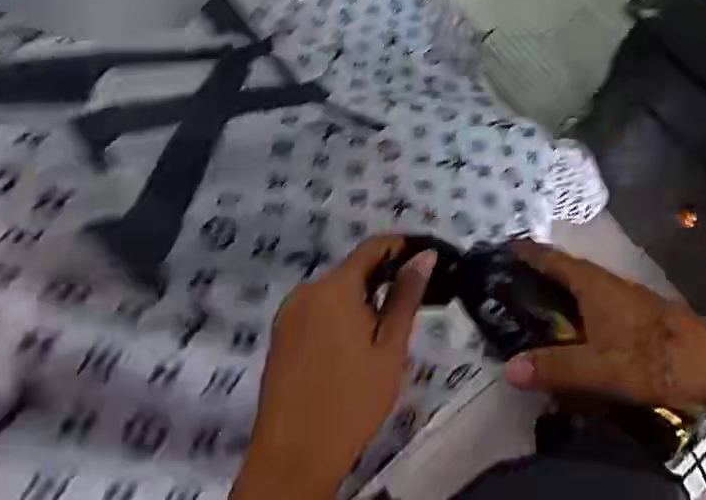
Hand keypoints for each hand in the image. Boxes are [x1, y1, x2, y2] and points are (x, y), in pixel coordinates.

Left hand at [233, 236, 437, 499]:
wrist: (293, 459)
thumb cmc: (351, 402)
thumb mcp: (390, 349)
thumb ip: (406, 297)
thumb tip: (424, 255)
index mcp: (335, 286)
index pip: (373, 247)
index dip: (401, 247)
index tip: (425, 259)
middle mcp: (307, 289)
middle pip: (353, 270)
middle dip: (381, 282)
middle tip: (407, 313)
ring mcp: (289, 312)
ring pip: (334, 292)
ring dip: (359, 302)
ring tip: (380, 339)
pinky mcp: (279, 335)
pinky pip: (316, 311)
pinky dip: (337, 318)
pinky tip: (349, 351)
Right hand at [501, 241, 705, 410]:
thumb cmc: (653, 358)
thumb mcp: (601, 367)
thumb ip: (556, 367)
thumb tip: (508, 367)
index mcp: (592, 284)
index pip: (552, 259)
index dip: (527, 252)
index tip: (502, 246)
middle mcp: (605, 281)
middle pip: (564, 269)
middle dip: (537, 270)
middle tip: (507, 280)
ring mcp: (622, 295)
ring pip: (580, 285)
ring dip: (556, 287)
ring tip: (531, 302)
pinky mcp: (634, 313)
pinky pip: (592, 300)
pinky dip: (574, 304)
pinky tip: (571, 325)